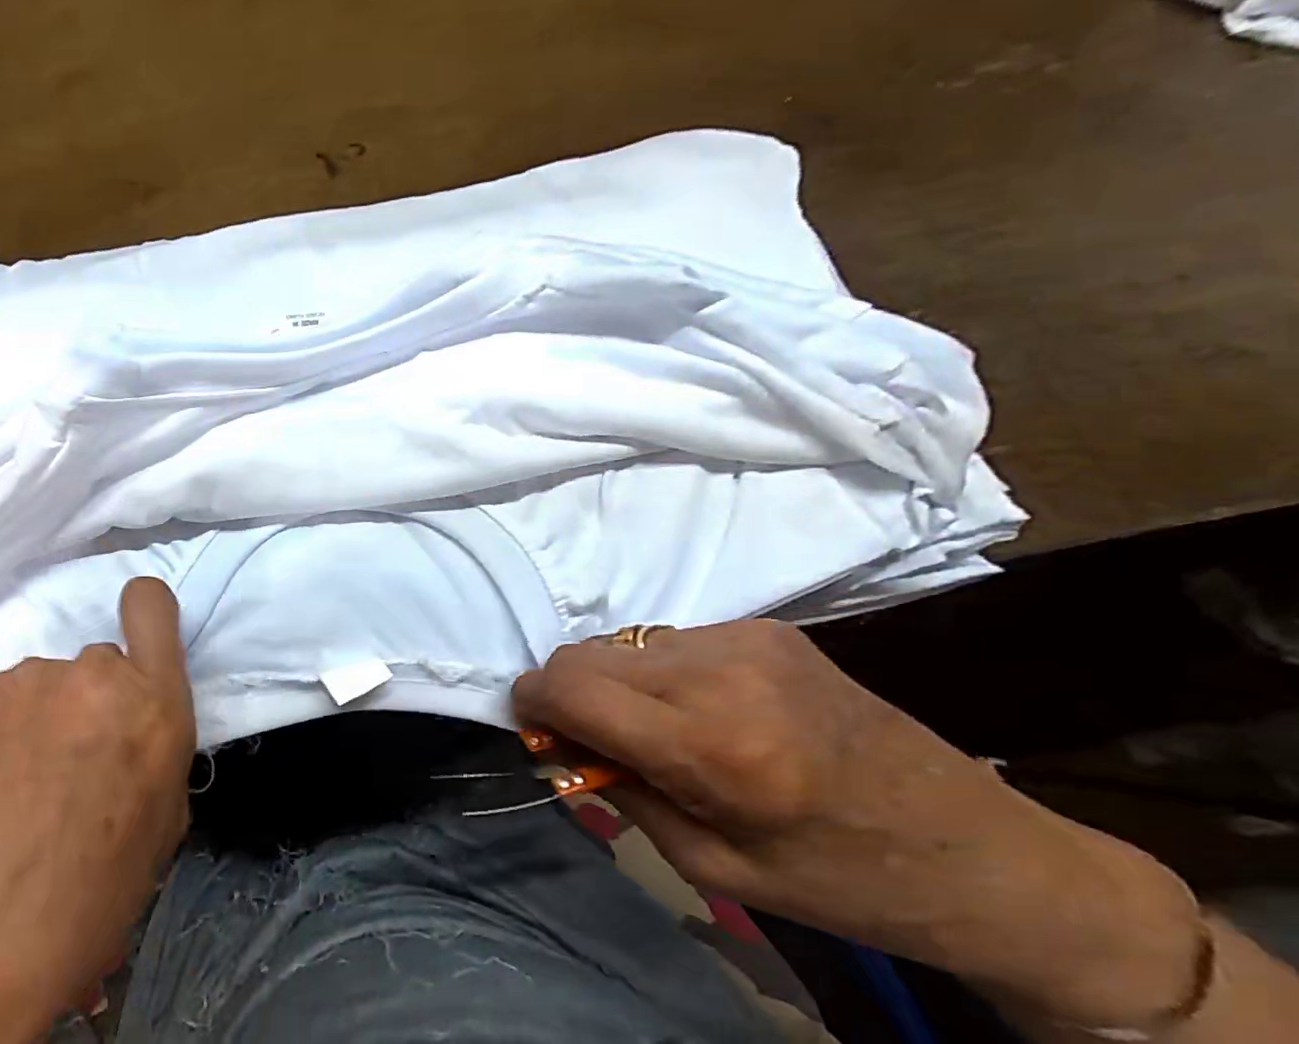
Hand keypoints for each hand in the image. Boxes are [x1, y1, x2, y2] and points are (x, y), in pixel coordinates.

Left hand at [0, 578, 194, 1043]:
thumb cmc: (94, 892)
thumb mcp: (163, 821)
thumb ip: (157, 752)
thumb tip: (135, 737)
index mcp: (154, 703)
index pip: (152, 605)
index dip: (147, 610)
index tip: (140, 639)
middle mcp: (95, 675)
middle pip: (103, 661)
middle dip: (97, 698)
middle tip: (77, 757)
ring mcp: (29, 682)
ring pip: (51, 684)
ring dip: (47, 715)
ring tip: (26, 780)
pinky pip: (6, 702)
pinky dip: (4, 731)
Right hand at [512, 620, 1205, 1030]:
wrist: (975, 849)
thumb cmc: (837, 880)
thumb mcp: (711, 866)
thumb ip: (621, 792)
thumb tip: (560, 741)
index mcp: (711, 745)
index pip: (573, 686)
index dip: (532, 700)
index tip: (532, 726)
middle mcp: (721, 670)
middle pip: (588, 652)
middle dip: (568, 692)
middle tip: (588, 740)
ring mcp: (746, 638)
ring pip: (625, 642)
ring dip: (614, 681)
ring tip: (652, 729)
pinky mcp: (767, 626)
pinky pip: (671, 639)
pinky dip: (657, 671)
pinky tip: (696, 708)